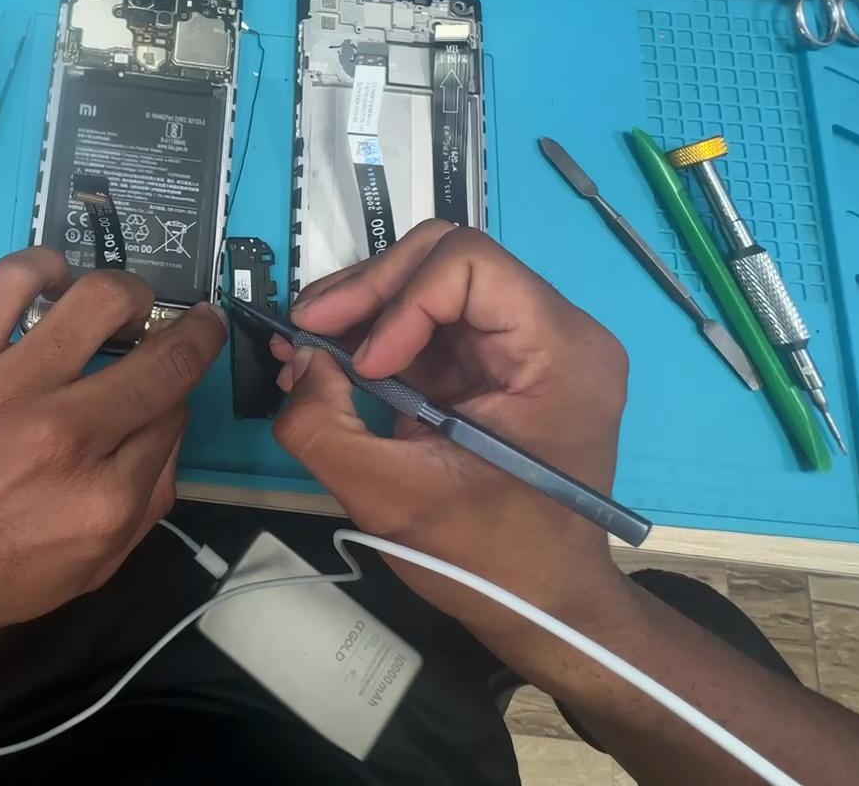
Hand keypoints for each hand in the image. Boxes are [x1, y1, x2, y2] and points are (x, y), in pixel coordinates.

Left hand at [0, 248, 227, 716]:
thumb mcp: (85, 571)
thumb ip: (145, 504)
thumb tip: (169, 428)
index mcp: (105, 499)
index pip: (175, 416)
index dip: (179, 395)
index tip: (170, 386)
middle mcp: (68, 435)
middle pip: (162, 360)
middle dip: (193, 335)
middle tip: (190, 324)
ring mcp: (9, 387)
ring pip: (99, 301)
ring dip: (129, 294)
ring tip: (121, 305)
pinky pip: (11, 281)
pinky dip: (44, 265)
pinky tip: (53, 280)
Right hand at [270, 221, 631, 638]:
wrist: (536, 602)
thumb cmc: (486, 557)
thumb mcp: (387, 497)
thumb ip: (321, 424)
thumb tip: (301, 360)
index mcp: (557, 353)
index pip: (467, 264)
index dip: (400, 299)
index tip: (365, 367)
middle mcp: (546, 329)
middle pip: (438, 256)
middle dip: (363, 290)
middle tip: (305, 330)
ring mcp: (512, 341)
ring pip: (417, 277)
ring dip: (352, 306)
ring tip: (302, 346)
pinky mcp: (479, 358)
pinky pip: (411, 315)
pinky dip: (360, 330)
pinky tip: (322, 360)